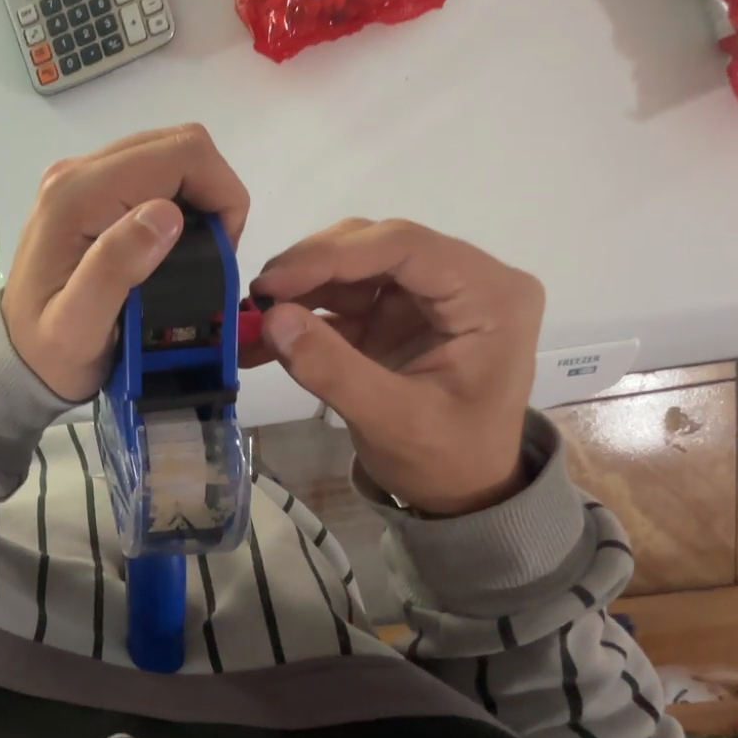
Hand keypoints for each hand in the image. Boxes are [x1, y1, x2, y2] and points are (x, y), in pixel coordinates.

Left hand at [3, 125, 249, 401]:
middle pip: (177, 146)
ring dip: (195, 197)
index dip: (218, 195)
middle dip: (211, 195)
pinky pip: (149, 174)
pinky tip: (167, 246)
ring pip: (166, 156)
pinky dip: (175, 201)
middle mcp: (75, 174)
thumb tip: (166, 214)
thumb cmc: (50, 353)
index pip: (180, 155)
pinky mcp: (84, 192)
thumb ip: (115, 268)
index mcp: (76, 196)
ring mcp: (78, 180)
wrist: (16, 361)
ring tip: (191, 254)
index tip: (221, 249)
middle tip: (210, 254)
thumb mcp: (78, 326)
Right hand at [246, 219, 545, 516]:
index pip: (404, 246)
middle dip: (310, 267)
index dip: (332, 256)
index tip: (271, 284)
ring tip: (250, 321)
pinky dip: (299, 317)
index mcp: (488, 296)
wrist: (463, 491)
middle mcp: (462, 281)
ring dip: (297, 291)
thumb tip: (272, 319)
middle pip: (375, 246)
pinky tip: (261, 339)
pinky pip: (340, 300)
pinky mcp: (394, 316)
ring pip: (350, 267)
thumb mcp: (390, 420)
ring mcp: (425, 297)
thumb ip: (332, 369)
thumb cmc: (446, 458)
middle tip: (255, 299)